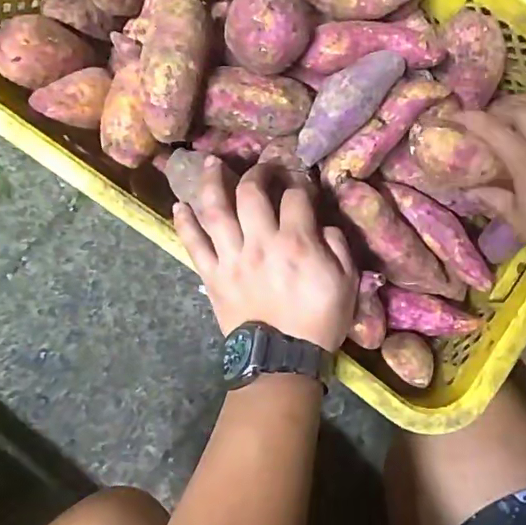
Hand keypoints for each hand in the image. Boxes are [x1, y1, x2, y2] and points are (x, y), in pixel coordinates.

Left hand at [173, 157, 357, 353]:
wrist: (281, 359)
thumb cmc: (319, 321)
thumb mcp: (346, 283)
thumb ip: (338, 246)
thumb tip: (321, 223)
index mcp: (296, 242)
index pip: (295, 197)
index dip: (299, 183)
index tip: (300, 183)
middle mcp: (260, 242)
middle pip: (251, 193)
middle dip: (257, 172)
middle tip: (261, 167)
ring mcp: (231, 258)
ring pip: (215, 211)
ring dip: (212, 183)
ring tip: (211, 164)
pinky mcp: (211, 275)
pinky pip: (193, 244)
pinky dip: (184, 223)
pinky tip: (179, 205)